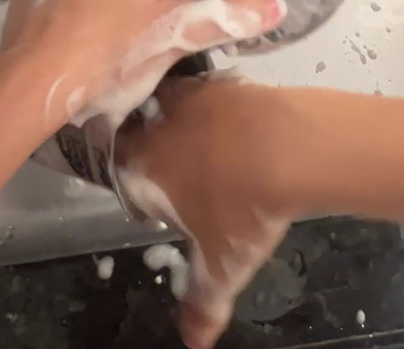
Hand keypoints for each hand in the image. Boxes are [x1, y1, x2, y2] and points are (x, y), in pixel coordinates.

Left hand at [0, 0, 285, 128]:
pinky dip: (57, 14)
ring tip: (88, 55)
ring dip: (88, 11)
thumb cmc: (111, 59)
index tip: (146, 45)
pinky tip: (61, 43)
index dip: (155, 16)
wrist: (39, 82)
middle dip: (122, 11)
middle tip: (119, 55)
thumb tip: (278, 5)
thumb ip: (225, 19)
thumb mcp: (176, 39)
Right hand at [116, 78, 306, 348]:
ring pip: (166, 105)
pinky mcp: (219, 80)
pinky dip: (210, 108)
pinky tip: (232, 127)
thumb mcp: (223, 266)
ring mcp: (188, 95)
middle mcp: (155, 123)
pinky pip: (201, 92)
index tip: (150, 196)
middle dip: (148, 149)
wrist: (288, 145)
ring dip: (176, 123)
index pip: (116, 164)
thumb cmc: (243, 206)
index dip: (130, 180)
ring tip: (203, 148)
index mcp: (142, 165)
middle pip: (137, 131)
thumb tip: (193, 341)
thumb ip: (202, 304)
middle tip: (174, 172)